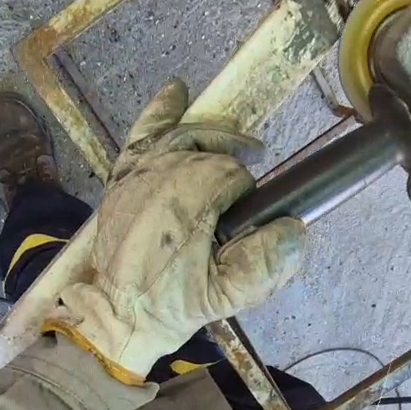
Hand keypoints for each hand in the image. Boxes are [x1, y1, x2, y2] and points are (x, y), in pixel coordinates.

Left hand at [45, 80, 306, 383]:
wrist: (115, 317)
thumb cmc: (169, 307)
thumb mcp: (225, 296)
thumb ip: (264, 264)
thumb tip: (295, 228)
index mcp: (188, 196)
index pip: (233, 173)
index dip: (246, 194)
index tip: (243, 223)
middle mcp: (160, 173)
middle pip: (211, 151)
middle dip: (232, 168)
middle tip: (242, 200)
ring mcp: (137, 173)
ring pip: (183, 136)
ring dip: (212, 139)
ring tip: (239, 150)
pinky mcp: (121, 180)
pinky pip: (142, 134)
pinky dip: (160, 112)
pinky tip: (177, 92)